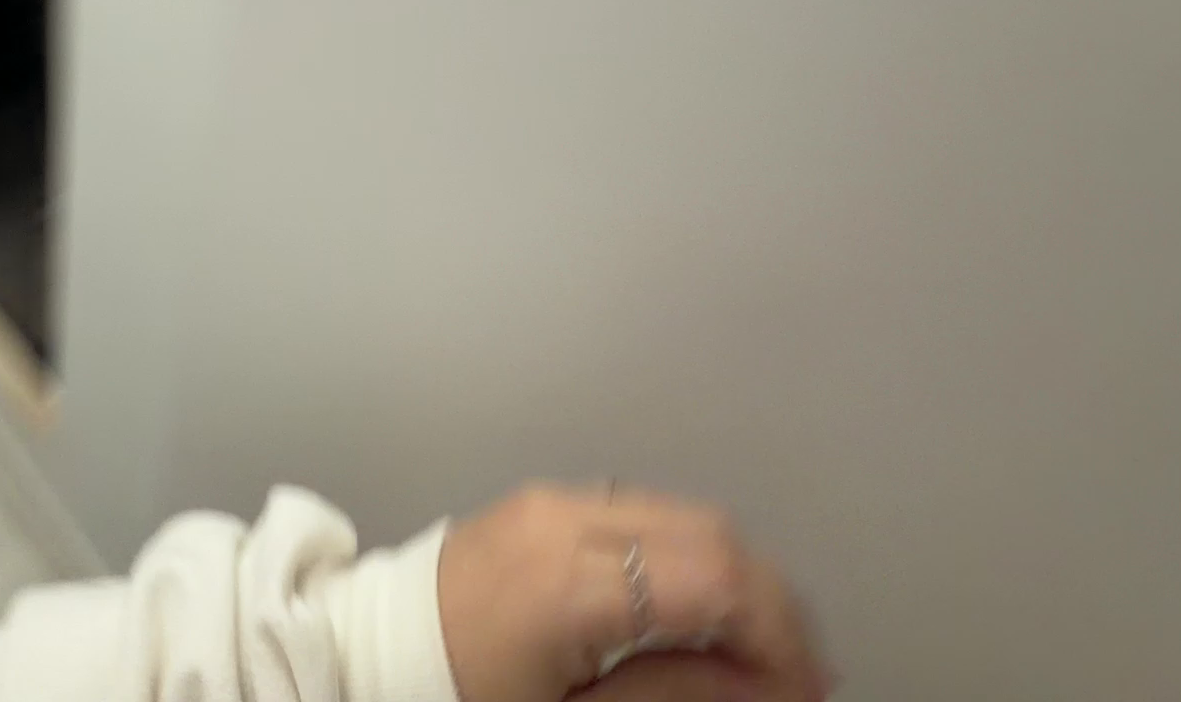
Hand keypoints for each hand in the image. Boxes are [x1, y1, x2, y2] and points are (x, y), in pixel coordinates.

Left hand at [437, 483, 831, 701]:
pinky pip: (635, 511)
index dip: (781, 635)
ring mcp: (548, 498)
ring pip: (676, 511)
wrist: (379, 642)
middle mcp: (564, 518)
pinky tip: (684, 608)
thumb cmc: (461, 693)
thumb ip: (672, 694)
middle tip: (785, 677)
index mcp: (569, 580)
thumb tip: (762, 684)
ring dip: (727, 572)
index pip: (716, 574)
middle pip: (707, 528)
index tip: (802, 693)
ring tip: (741, 650)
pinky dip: (679, 552)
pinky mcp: (539, 499)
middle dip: (767, 600)